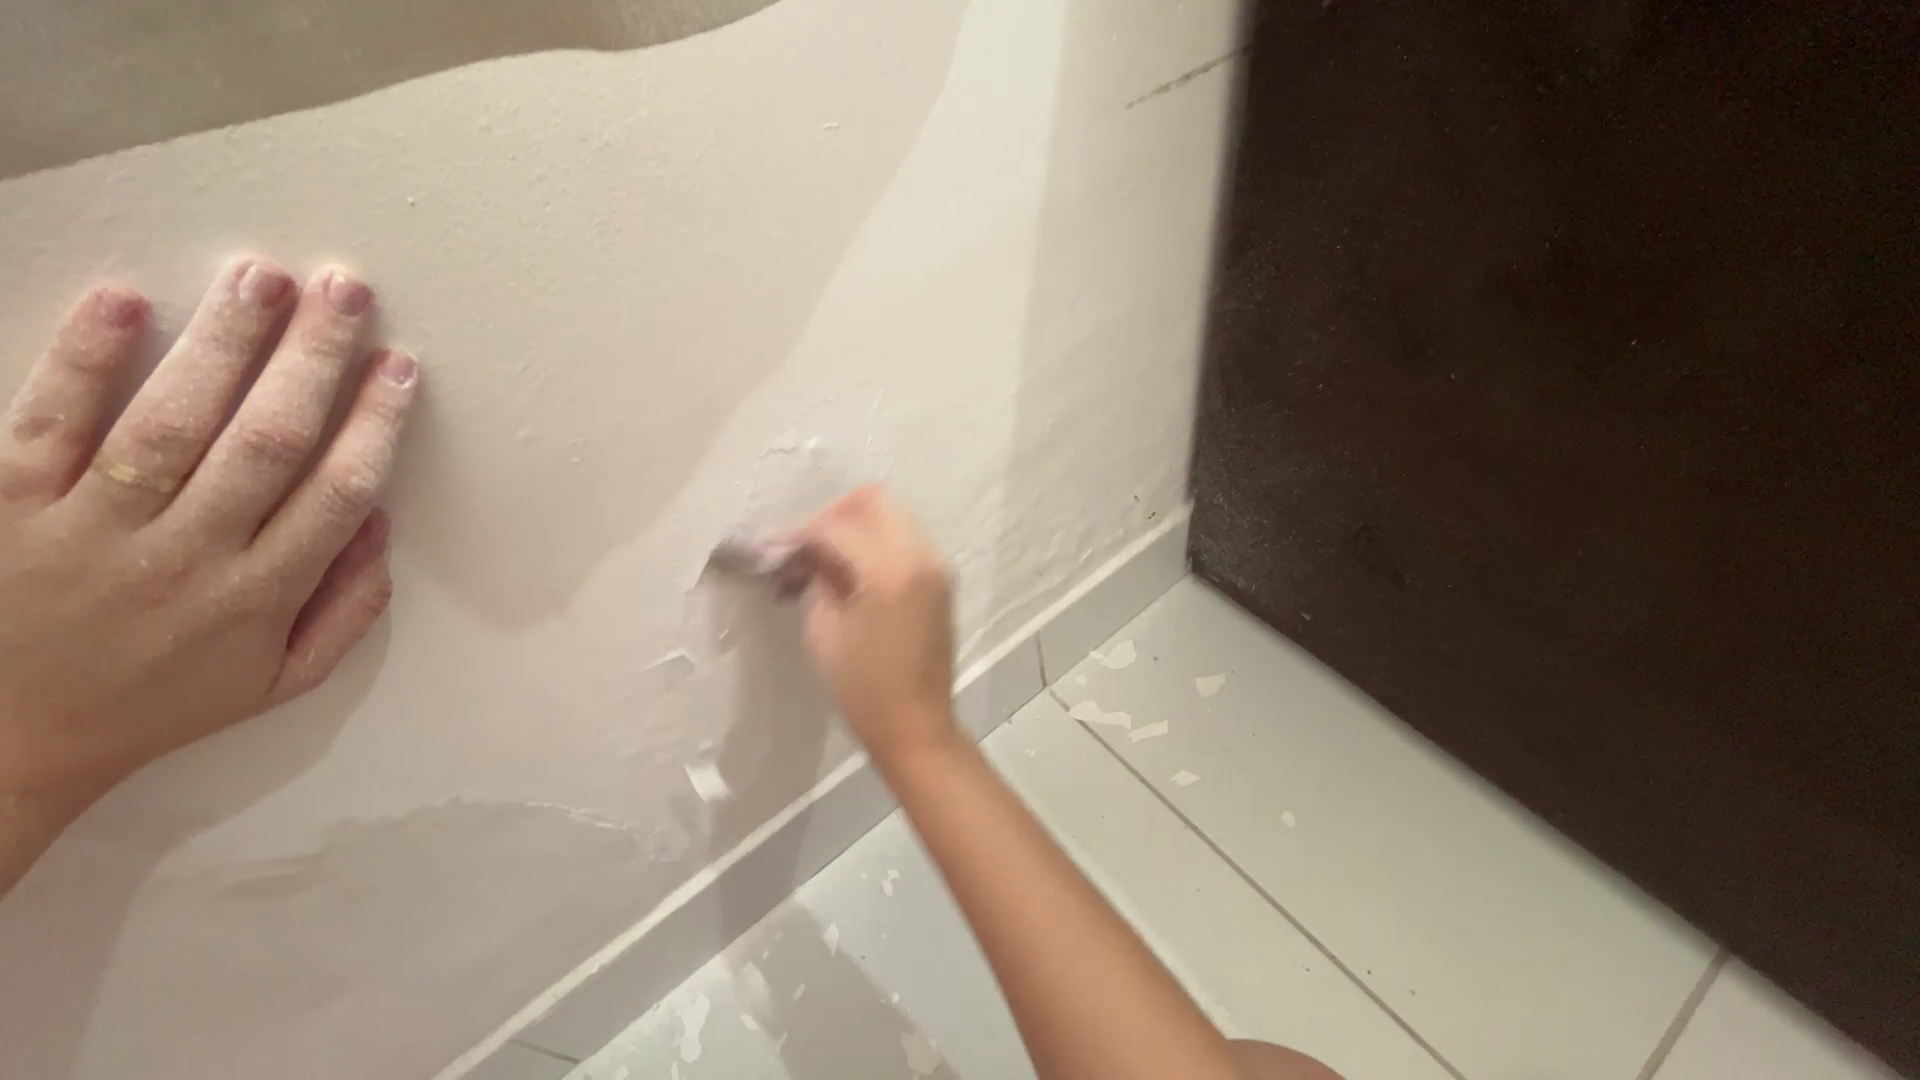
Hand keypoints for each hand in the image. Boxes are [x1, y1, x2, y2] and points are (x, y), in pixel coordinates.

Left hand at [0, 259, 417, 837]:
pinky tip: (124, 305)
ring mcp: (91, 529)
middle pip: (267, 441)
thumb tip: (380, 523)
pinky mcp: (1, 509)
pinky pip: (45, 425)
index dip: (375, 422)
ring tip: (263, 279)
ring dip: (224, 344)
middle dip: (313, 359)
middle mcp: (188, 555)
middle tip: (345, 292)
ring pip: (171, 422)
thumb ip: (349, 606)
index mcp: (261, 594)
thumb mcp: (283, 679)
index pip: (338, 491)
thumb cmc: (156, 704)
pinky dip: (84, 362)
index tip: (397, 368)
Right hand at [796, 485, 958, 768]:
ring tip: (821, 563)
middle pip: (875, 500)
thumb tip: (807, 552)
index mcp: (892, 570)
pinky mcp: (938, 581)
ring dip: (854, 528)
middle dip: (832, 515)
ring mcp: (936, 567)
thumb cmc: (864, 688)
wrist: (917, 726)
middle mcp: (922, 556)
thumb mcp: (825, 630)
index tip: (772, 549)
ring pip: (892, 516)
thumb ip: (817, 578)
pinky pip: (904, 540)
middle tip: (804, 547)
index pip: (838, 527)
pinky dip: (874, 544)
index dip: (799, 534)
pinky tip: (846, 574)